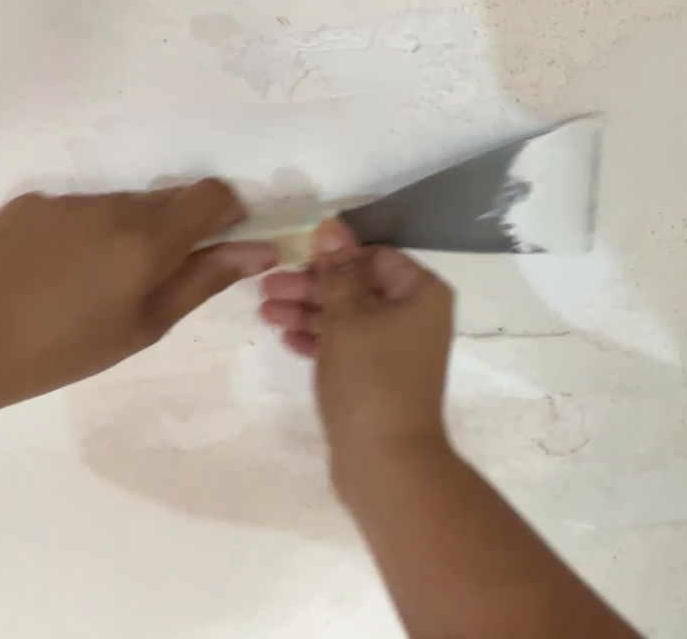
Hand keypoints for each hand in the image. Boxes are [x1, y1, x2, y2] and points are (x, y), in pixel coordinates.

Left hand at [0, 181, 280, 415]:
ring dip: (135, 229)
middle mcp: (114, 206)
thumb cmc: (61, 351)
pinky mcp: (30, 204)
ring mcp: (68, 201)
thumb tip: (264, 249)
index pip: (215, 194)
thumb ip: (208, 277)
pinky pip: (84, 207)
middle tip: (155, 275)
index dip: (229, 213)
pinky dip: (90, 230)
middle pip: (173, 197)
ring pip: (129, 203)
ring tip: (98, 279)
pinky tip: (59, 271)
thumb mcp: (148, 325)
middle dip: (181, 226)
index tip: (219, 245)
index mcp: (148, 238)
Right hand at [257, 220, 454, 468]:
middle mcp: (419, 313)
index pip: (376, 257)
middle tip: (265, 290)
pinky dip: (322, 339)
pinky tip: (286, 338)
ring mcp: (402, 346)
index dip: (334, 258)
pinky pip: (351, 345)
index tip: (291, 262)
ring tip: (264, 312)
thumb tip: (332, 225)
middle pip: (361, 286)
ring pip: (352, 316)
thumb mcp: (348, 317)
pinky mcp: (383, 376)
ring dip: (311, 312)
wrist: (387, 461)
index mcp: (423, 292)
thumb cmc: (371, 378)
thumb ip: (336, 272)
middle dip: (314, 287)